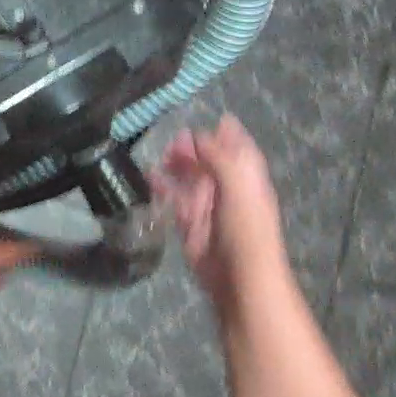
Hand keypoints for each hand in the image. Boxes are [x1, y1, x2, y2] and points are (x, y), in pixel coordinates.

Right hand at [152, 115, 288, 309]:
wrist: (239, 279)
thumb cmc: (246, 230)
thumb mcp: (239, 187)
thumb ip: (220, 158)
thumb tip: (199, 135)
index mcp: (246, 178)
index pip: (239, 147)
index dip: (226, 133)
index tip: (210, 118)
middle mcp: (227, 188)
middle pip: (208, 159)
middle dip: (192, 146)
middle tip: (174, 140)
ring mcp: (206, 204)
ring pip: (188, 175)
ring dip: (175, 163)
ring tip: (161, 156)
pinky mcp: (188, 221)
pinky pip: (172, 196)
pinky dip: (161, 185)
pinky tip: (149, 176)